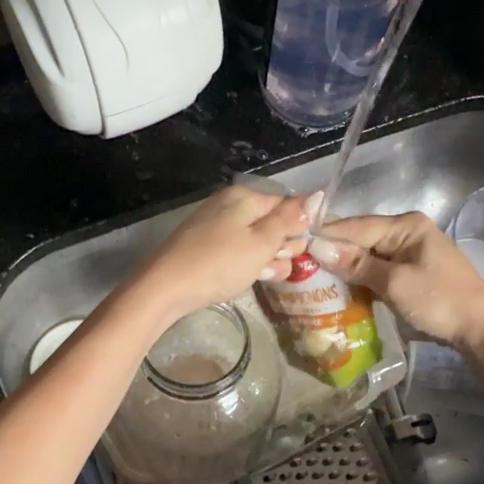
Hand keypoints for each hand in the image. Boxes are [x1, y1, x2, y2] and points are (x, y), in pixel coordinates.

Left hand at [121, 185, 314, 325]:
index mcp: (246, 196)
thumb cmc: (220, 264)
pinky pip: (236, 252)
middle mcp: (230, 204)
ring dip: (264, 261)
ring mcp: (216, 226)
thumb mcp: (262, 243)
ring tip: (256, 277)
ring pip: (256, 242)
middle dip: (280, 248)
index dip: (298, 230)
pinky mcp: (205, 246)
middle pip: (273, 223)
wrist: (166, 287)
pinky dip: (243, 266)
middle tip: (270, 265)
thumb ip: (289, 220)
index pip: (288, 205)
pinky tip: (239, 280)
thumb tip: (317, 195)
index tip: (295, 253)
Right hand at [309, 213, 483, 349]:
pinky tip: (339, 289)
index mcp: (406, 225)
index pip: (356, 226)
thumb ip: (357, 264)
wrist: (478, 328)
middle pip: (360, 239)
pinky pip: (377, 271)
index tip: (293, 244)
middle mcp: (407, 232)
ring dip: (343, 268)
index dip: (325, 236)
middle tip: (297, 265)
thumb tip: (318, 247)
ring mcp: (409, 253)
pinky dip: (359, 279)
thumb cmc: (439, 301)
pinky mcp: (410, 273)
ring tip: (311, 278)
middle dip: (331, 252)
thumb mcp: (395, 283)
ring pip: (367, 256)